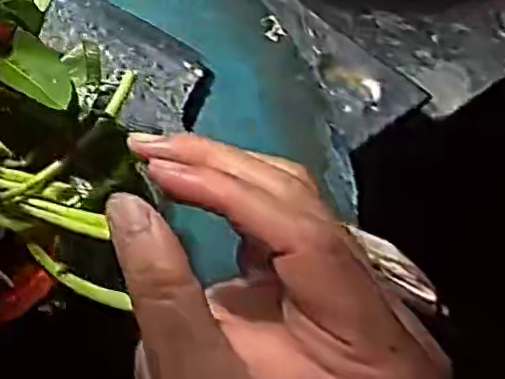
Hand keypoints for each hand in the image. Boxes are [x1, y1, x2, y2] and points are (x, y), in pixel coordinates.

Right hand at [109, 132, 448, 378]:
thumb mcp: (195, 370)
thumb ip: (163, 292)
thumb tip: (125, 202)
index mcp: (372, 341)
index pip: (304, 233)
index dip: (225, 189)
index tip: (155, 168)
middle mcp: (379, 306)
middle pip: (300, 202)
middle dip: (214, 164)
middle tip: (144, 148)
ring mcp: (349, 292)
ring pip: (290, 197)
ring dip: (216, 167)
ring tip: (157, 156)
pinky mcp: (314, 286)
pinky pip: (275, 218)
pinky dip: (223, 190)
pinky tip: (183, 182)